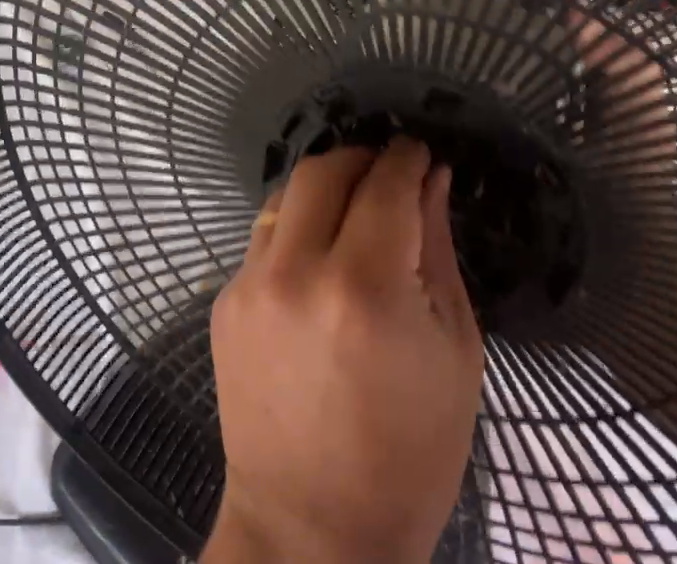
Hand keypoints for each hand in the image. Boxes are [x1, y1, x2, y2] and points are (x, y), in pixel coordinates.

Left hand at [203, 138, 484, 563]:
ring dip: (323, 190)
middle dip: (361, 158)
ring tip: (357, 209)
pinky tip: (321, 259)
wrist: (312, 523)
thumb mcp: (453, 352)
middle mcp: (294, 273)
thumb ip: (436, 251)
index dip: (407, 159)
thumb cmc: (410, 453)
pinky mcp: (223, 302)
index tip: (422, 152)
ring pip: (284, 199)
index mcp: (364, 290)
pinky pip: (262, 242)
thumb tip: (432, 180)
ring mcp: (248, 286)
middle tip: (390, 169)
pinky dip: (296, 233)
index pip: (385, 186)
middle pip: (321, 171)